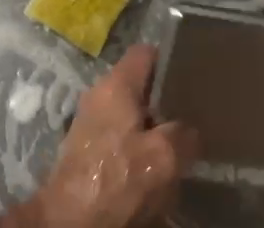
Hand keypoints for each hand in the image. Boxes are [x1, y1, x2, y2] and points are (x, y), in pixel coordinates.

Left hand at [21, 45, 197, 227]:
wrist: (70, 217)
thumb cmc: (117, 178)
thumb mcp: (163, 156)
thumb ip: (183, 135)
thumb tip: (189, 129)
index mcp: (115, 84)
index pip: (145, 53)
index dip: (170, 59)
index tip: (193, 74)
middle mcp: (98, 94)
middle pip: (138, 85)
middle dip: (164, 99)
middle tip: (192, 115)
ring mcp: (90, 120)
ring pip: (130, 112)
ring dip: (153, 127)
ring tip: (178, 143)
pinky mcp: (88, 146)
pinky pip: (120, 134)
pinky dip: (138, 144)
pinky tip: (153, 164)